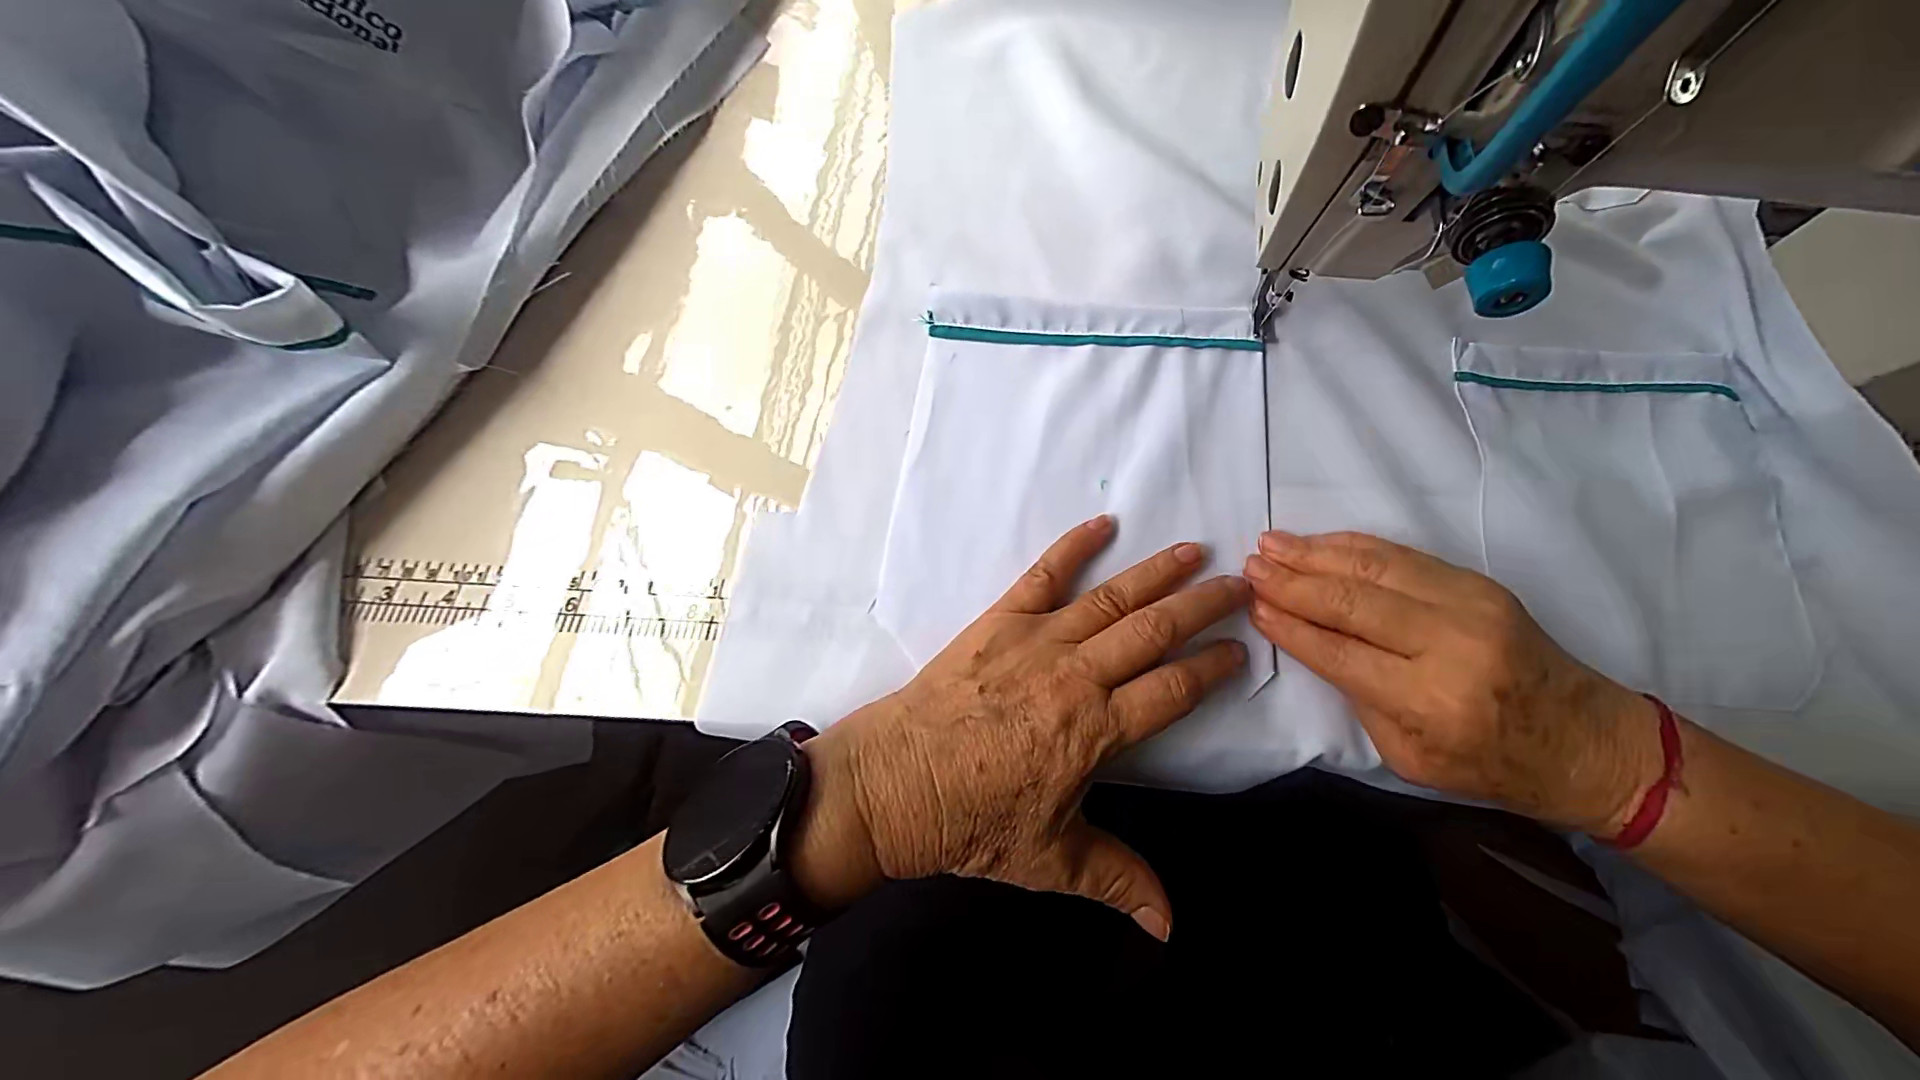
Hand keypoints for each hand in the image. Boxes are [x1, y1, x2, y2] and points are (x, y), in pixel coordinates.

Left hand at [792, 516, 1250, 939]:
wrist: (892, 784)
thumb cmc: (970, 822)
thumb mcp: (1050, 859)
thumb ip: (1118, 880)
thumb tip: (1171, 926)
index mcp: (1095, 730)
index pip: (1173, 690)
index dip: (1212, 668)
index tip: (1240, 651)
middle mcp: (1074, 676)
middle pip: (1153, 632)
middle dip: (1202, 606)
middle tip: (1239, 586)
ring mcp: (1035, 642)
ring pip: (1110, 599)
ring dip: (1156, 572)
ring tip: (1194, 550)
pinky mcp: (998, 622)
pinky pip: (1042, 576)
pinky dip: (1072, 547)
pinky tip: (1101, 524)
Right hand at [1243, 531, 1660, 835]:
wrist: (1588, 741)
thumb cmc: (1489, 763)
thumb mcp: (1408, 754)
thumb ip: (1360, 696)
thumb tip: (1311, 638)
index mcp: (1430, 700)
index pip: (1338, 651)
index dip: (1289, 626)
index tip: (1252, 605)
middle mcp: (1450, 645)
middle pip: (1350, 602)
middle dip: (1292, 582)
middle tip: (1251, 567)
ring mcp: (1470, 606)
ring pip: (1373, 568)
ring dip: (1314, 553)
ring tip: (1271, 544)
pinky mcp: (1480, 585)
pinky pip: (1402, 555)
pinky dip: (1352, 545)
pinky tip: (1319, 542)